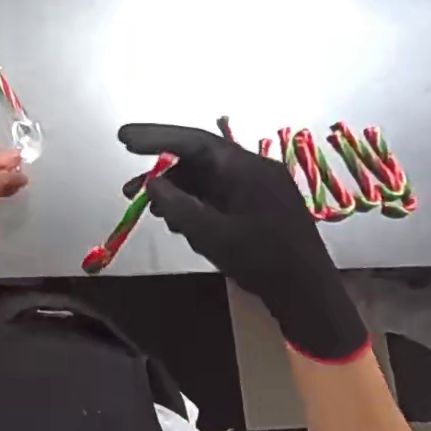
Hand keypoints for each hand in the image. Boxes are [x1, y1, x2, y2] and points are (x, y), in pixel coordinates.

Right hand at [118, 124, 366, 360]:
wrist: (306, 292)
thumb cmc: (262, 260)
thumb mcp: (211, 234)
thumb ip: (177, 206)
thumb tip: (152, 185)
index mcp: (246, 169)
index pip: (194, 142)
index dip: (156, 138)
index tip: (123, 138)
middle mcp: (251, 171)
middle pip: (196, 160)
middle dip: (160, 174)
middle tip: (128, 190)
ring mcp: (253, 189)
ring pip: (203, 180)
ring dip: (174, 193)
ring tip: (150, 211)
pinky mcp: (253, 207)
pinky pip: (214, 196)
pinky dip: (190, 205)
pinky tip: (176, 222)